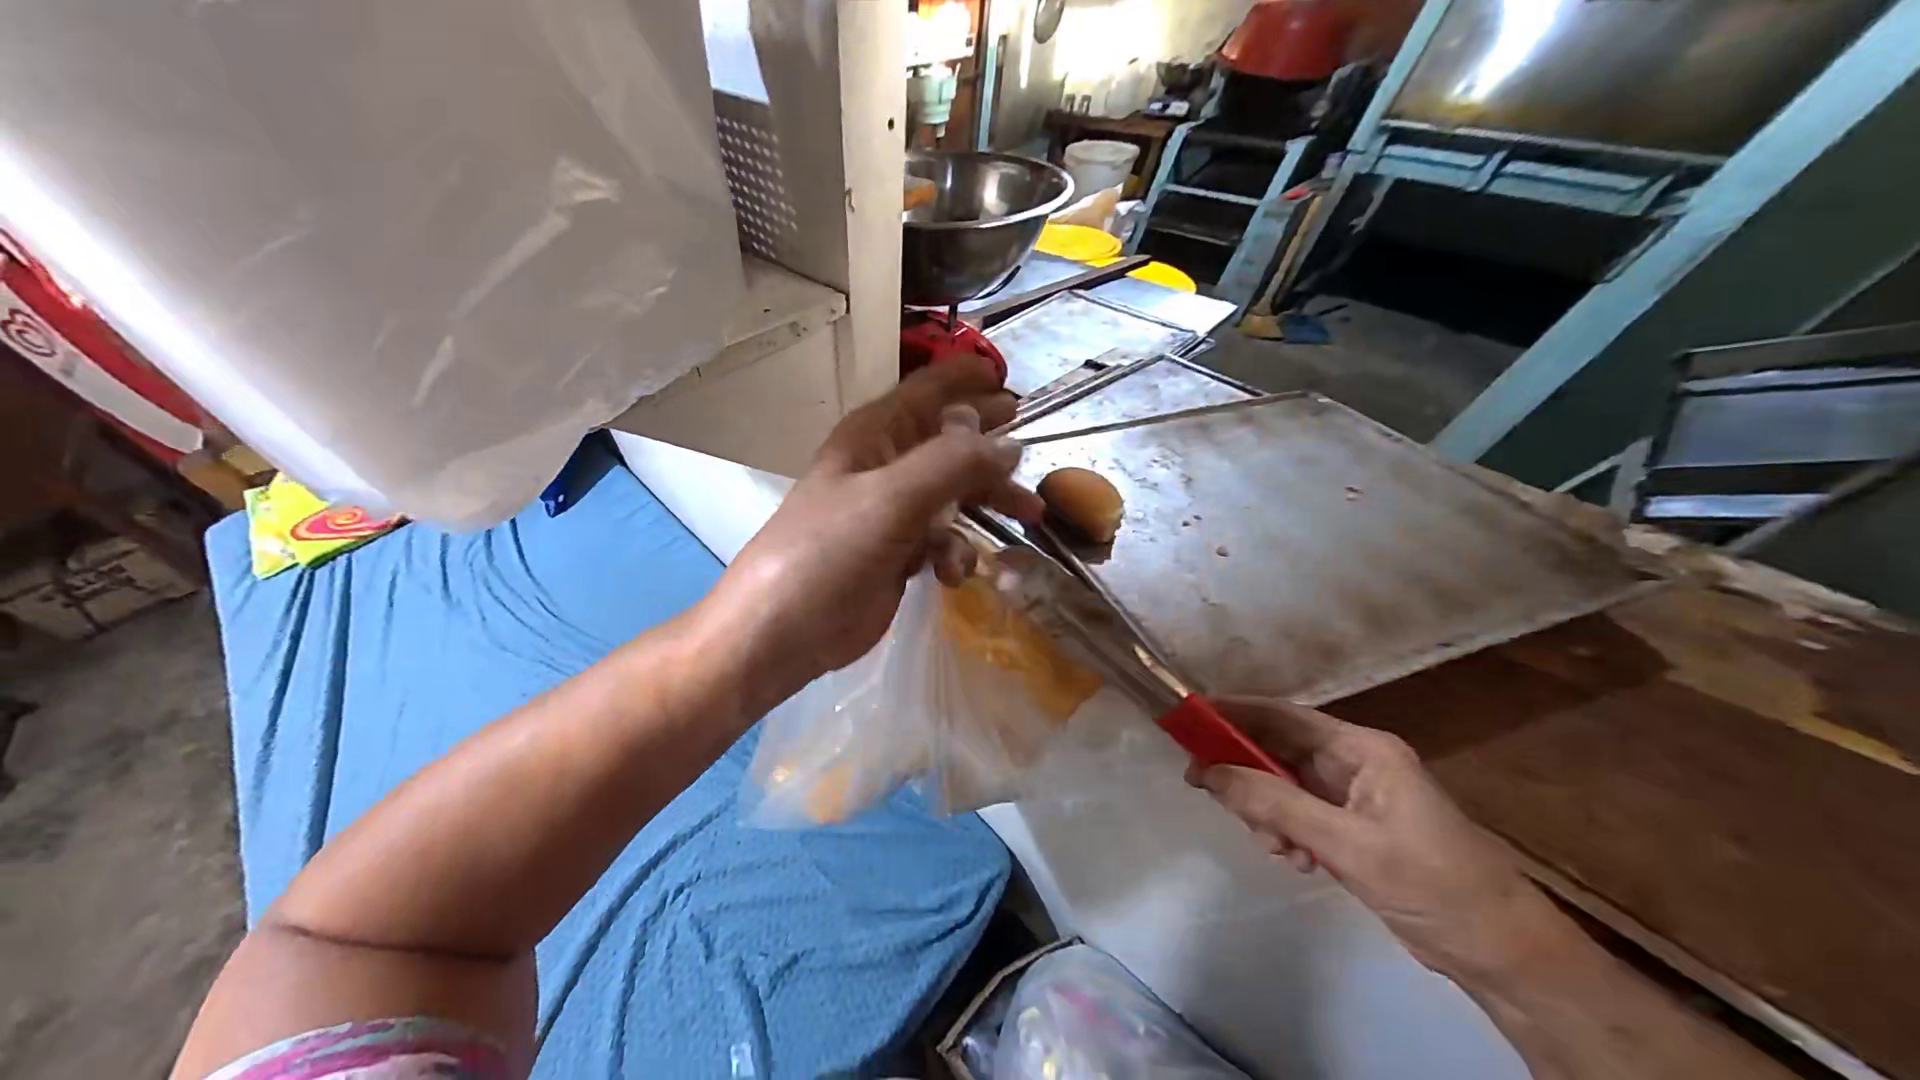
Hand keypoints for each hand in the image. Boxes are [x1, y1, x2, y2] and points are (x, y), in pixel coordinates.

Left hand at [703, 356, 1044, 709]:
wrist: (782, 632)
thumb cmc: (827, 552)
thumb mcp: (892, 499)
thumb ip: (953, 465)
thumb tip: (1010, 443)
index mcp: (875, 435)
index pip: (929, 390)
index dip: (969, 379)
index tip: (1012, 382)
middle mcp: (886, 465)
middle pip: (951, 442)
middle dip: (991, 447)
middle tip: (1031, 452)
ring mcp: (893, 511)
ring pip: (955, 493)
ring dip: (988, 502)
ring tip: (1028, 515)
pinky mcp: (899, 553)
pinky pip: (943, 539)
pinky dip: (956, 552)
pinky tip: (953, 574)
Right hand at [1190, 699, 1570, 983]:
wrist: (1501, 952)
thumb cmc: (1430, 882)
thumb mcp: (1346, 843)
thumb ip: (1274, 803)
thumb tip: (1208, 771)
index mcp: (1361, 749)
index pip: (1283, 716)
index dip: (1234, 712)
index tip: (1189, 719)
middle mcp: (1354, 763)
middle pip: (1278, 750)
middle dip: (1243, 769)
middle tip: (1204, 787)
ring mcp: (1354, 797)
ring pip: (1284, 786)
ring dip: (1265, 810)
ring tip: (1272, 846)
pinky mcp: (1353, 829)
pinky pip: (1299, 815)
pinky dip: (1285, 832)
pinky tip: (1294, 860)